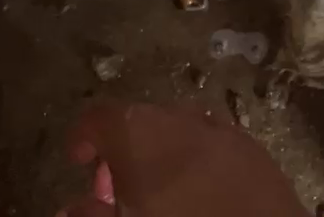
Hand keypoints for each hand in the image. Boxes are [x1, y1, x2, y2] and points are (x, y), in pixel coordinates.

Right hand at [60, 102, 308, 216]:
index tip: (77, 162)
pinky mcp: (252, 147)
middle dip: (121, 151)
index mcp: (140, 133)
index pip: (100, 117)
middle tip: (112, 192)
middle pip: (139, 121)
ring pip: (177, 130)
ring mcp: (220, 129)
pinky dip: (193, 159)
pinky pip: (210, 143)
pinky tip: (197, 195)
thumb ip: (93, 213)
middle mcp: (179, 118)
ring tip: (155, 197)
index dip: (83, 136)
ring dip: (159, 155)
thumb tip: (72, 207)